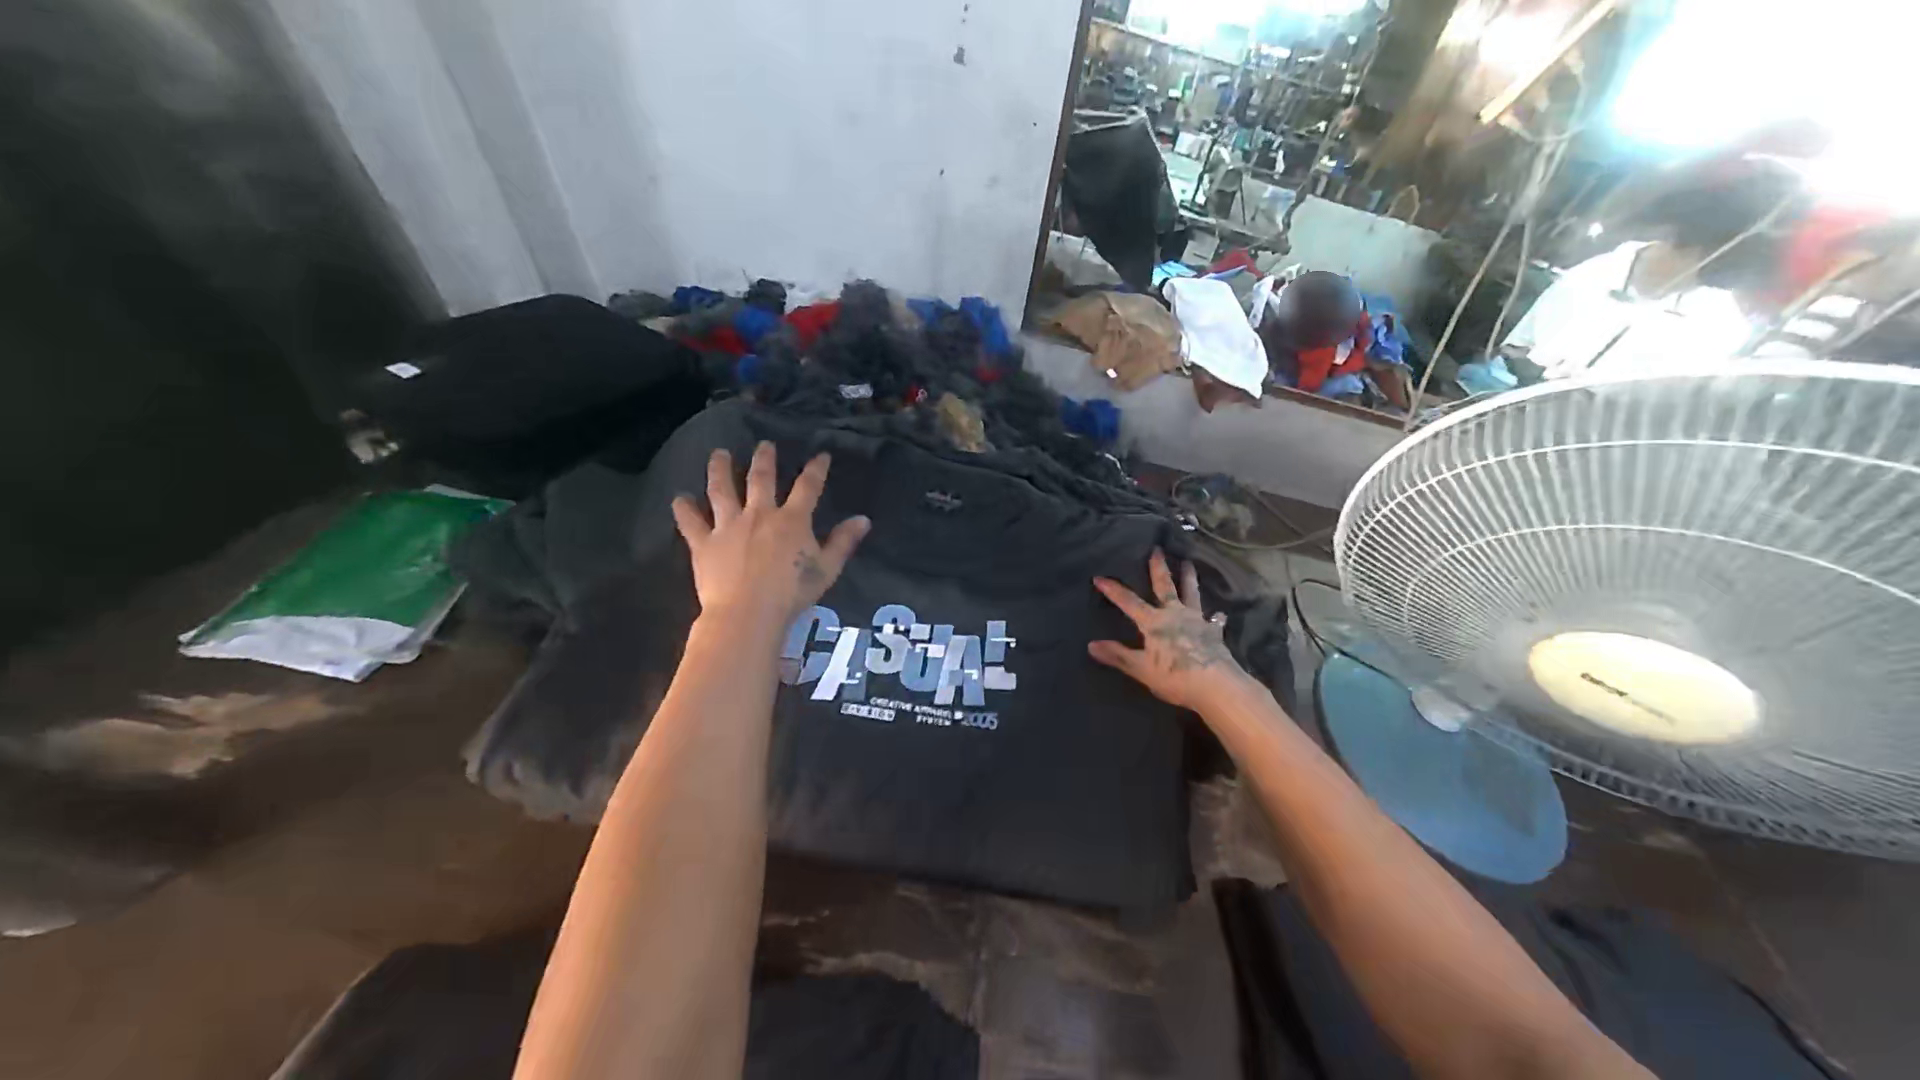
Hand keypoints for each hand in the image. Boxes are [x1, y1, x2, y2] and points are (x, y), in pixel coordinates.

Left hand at [671, 442, 870, 624]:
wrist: (748, 613)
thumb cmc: (792, 593)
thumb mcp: (827, 570)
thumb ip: (843, 542)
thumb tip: (863, 520)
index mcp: (792, 520)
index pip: (808, 487)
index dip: (816, 469)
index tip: (821, 456)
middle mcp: (759, 514)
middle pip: (761, 478)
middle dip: (764, 459)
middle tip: (764, 445)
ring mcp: (728, 525)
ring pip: (721, 489)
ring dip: (720, 469)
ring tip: (718, 453)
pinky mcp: (704, 543)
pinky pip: (691, 522)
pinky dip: (684, 509)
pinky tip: (679, 498)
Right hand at [1089, 549, 1255, 711]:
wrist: (1216, 685)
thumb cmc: (1175, 677)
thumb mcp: (1141, 668)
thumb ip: (1117, 655)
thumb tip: (1091, 645)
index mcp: (1154, 622)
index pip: (1128, 602)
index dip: (1113, 590)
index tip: (1099, 577)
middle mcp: (1175, 614)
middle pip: (1165, 586)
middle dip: (1158, 568)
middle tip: (1157, 549)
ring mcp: (1197, 621)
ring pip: (1191, 594)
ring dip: (1189, 578)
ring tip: (1189, 563)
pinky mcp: (1214, 633)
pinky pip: (1214, 621)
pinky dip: (1215, 617)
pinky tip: (1219, 614)